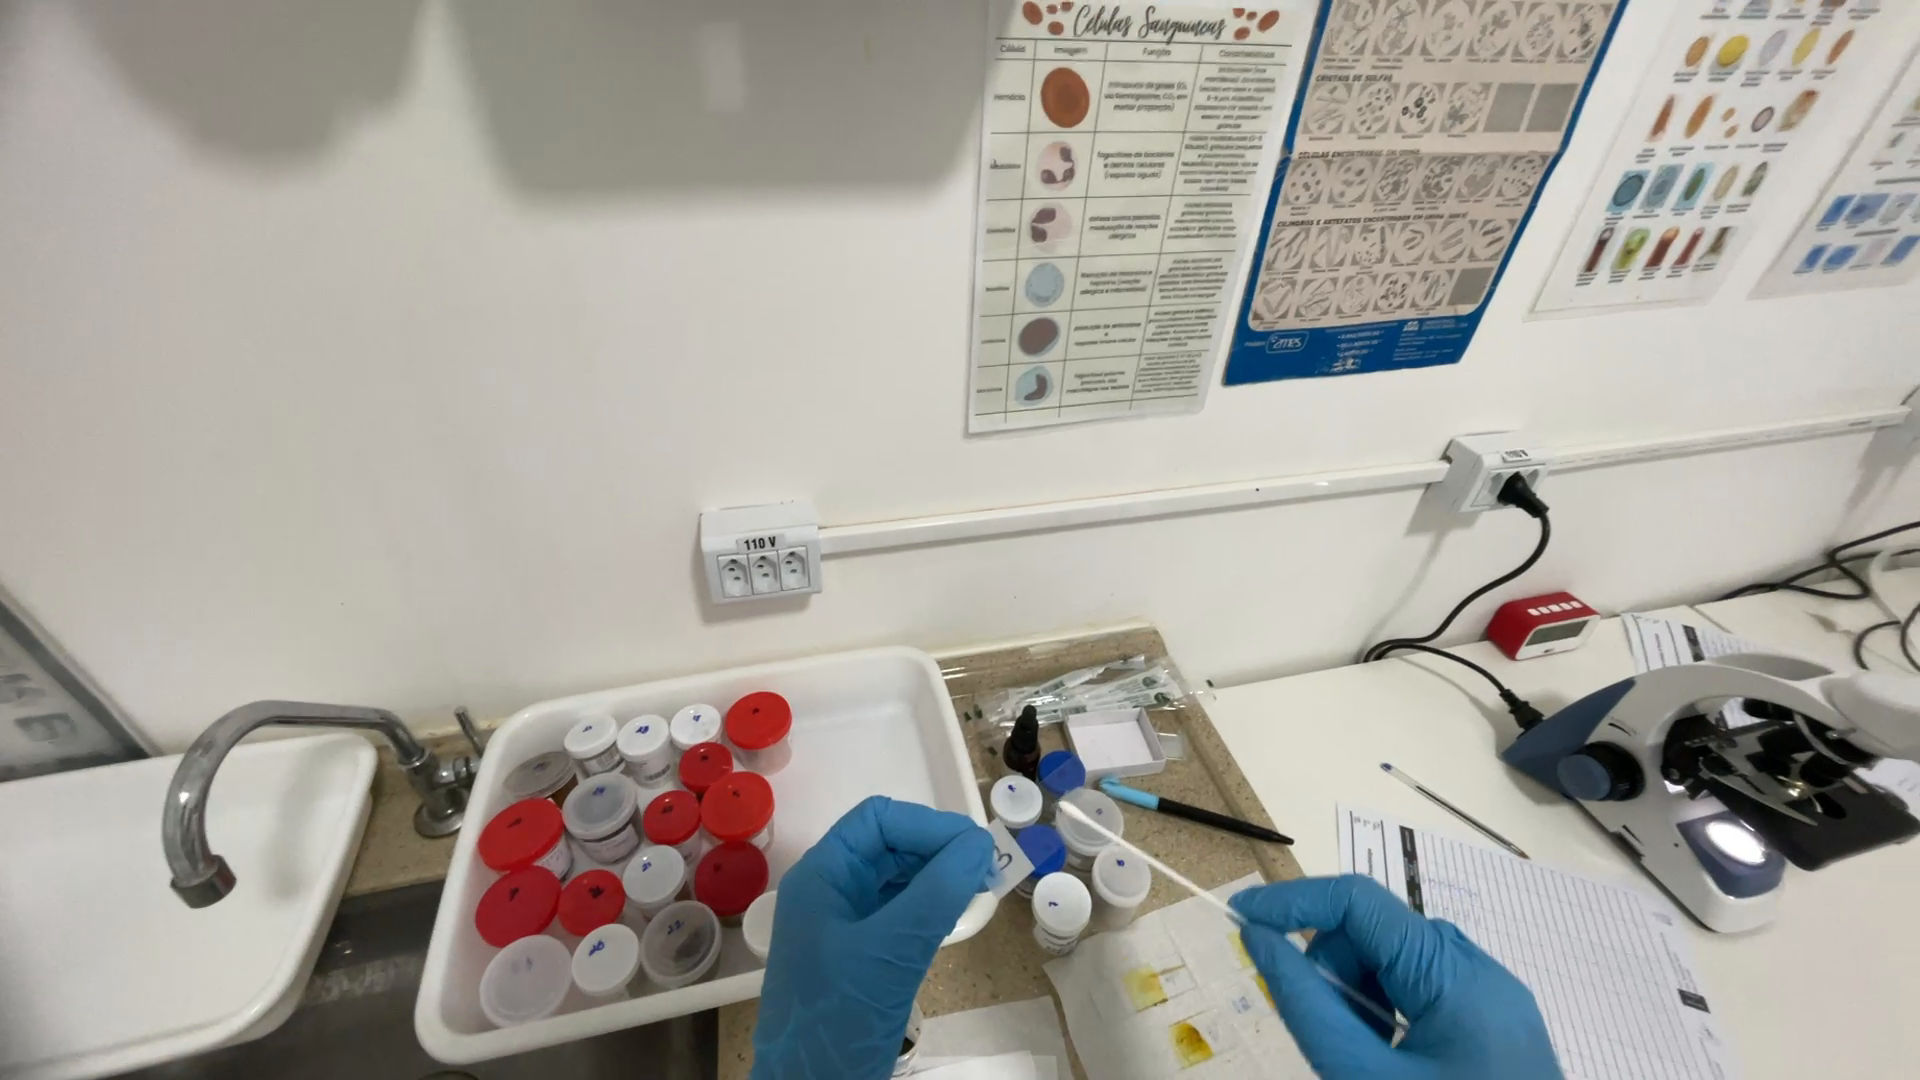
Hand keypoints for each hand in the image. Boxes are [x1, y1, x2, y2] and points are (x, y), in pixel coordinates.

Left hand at [751, 796, 992, 1079]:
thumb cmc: (839, 1017)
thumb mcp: (891, 951)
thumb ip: (936, 893)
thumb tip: (979, 845)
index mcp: (823, 875)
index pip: (878, 821)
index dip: (925, 825)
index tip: (971, 846)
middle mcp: (832, 889)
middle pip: (889, 845)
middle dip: (936, 850)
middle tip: (985, 868)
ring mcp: (846, 923)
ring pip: (898, 878)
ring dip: (938, 877)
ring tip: (979, 888)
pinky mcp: (862, 954)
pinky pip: (901, 912)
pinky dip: (931, 906)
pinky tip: (957, 913)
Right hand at [1230, 875, 1561, 1079]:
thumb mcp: (1362, 1078)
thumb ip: (1303, 1001)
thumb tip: (1255, 935)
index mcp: (1457, 977)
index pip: (1357, 900)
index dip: (1292, 900)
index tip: (1240, 919)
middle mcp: (1478, 972)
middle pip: (1372, 932)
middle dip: (1326, 966)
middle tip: (1312, 1023)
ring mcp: (1490, 998)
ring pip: (1388, 961)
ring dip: (1352, 995)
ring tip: (1357, 1056)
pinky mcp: (1491, 1023)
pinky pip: (1415, 989)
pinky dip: (1380, 1012)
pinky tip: (1384, 1060)